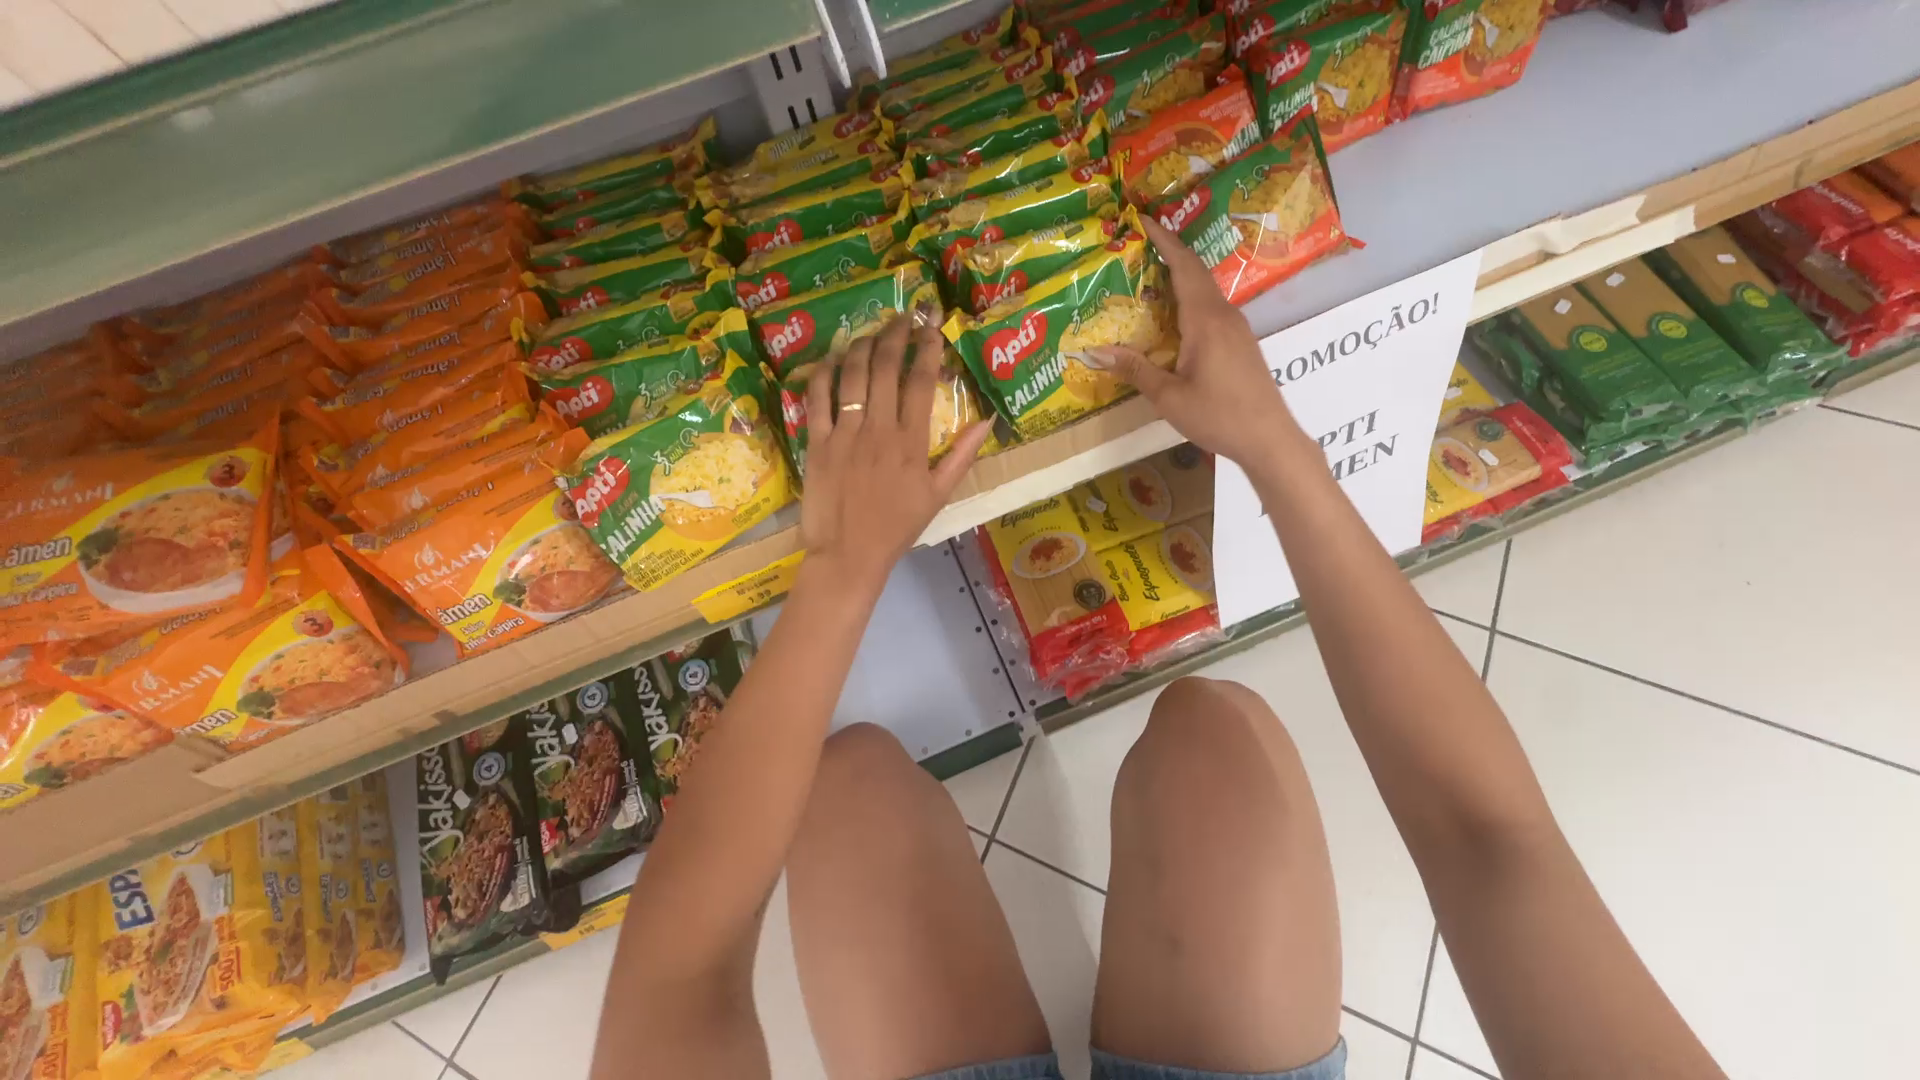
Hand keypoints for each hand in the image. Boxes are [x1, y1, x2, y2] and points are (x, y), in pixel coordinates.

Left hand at [798, 309, 993, 595]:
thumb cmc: (897, 528)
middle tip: (903, 315)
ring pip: (852, 375)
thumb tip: (987, 420)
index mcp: (911, 442)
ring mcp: (844, 433)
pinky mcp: (816, 442)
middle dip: (896, 333)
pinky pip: (817, 398)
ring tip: (872, 331)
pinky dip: (824, 372)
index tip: (932, 323)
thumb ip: (961, 455)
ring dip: (863, 345)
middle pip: (887, 367)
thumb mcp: (938, 496)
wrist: (849, 555)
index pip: (921, 381)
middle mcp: (878, 429)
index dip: (928, 346)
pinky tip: (833, 357)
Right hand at [1111, 217, 1306, 466]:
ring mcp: (1236, 328)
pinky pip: (1210, 309)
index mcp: (1205, 320)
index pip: (1183, 266)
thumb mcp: (1168, 397)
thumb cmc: (1218, 416)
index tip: (1142, 220)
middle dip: (1168, 253)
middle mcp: (1224, 315)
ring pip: (1204, 291)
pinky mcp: (1240, 343)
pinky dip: (1187, 301)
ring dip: (1178, 278)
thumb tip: (1097, 352)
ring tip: (1147, 277)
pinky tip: (1170, 316)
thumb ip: (1135, 370)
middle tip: (1137, 245)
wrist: (1268, 438)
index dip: (1163, 240)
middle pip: (1195, 272)